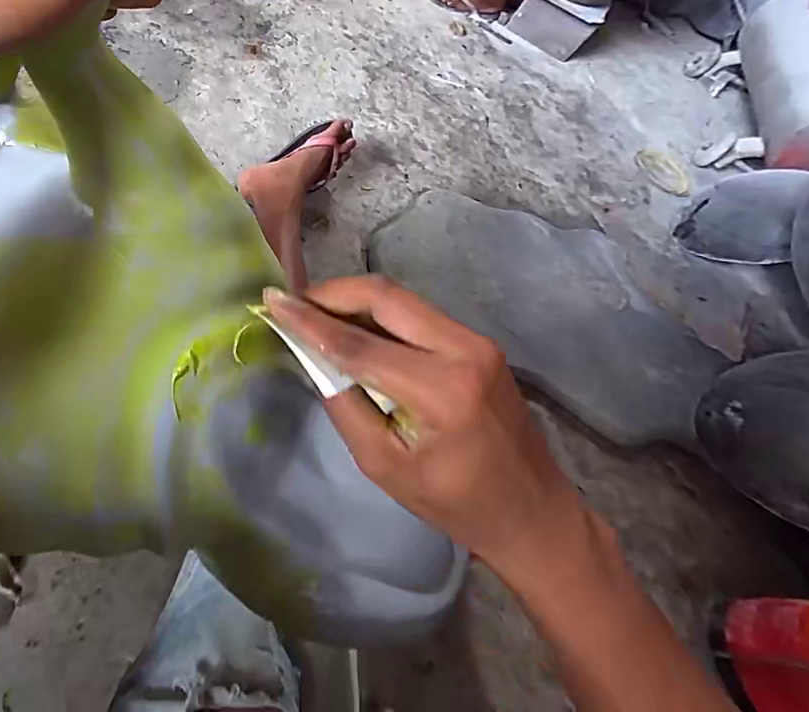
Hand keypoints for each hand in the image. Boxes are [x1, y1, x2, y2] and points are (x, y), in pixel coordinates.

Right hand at [262, 278, 592, 575]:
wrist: (537, 514)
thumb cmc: (457, 504)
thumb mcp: (384, 465)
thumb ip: (344, 404)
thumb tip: (311, 355)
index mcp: (442, 391)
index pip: (358, 342)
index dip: (308, 320)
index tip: (271, 301)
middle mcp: (464, 351)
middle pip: (382, 295)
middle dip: (330, 293)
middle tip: (293, 304)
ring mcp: (476, 341)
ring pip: (398, 297)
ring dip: (351, 299)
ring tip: (315, 314)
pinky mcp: (477, 341)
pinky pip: (414, 312)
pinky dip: (375, 311)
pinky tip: (352, 326)